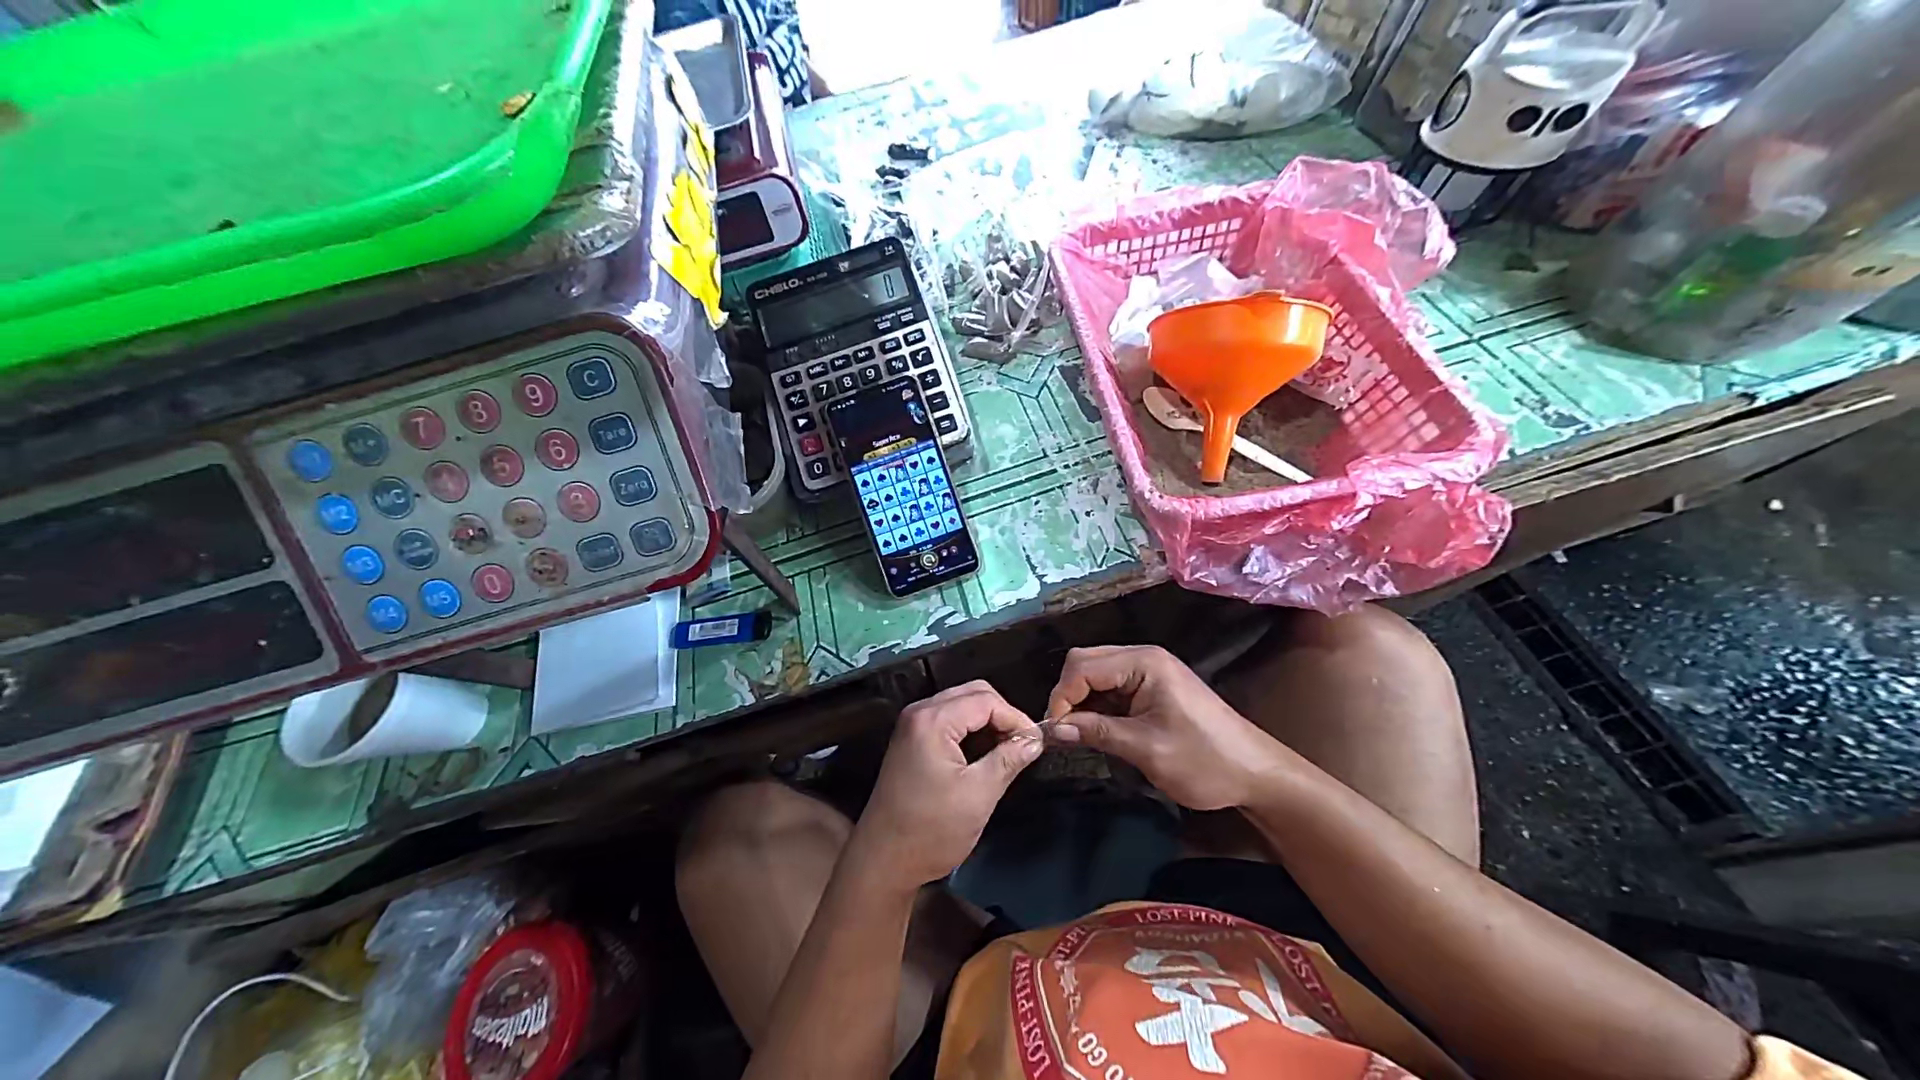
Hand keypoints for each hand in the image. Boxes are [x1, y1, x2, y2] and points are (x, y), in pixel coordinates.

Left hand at [851, 681, 1042, 889]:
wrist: (883, 860)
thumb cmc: (929, 831)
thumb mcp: (978, 795)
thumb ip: (1008, 760)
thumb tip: (1033, 741)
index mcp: (932, 721)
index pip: (985, 700)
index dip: (1015, 718)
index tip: (1035, 743)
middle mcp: (919, 713)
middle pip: (973, 693)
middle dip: (1002, 715)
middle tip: (1023, 745)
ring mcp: (912, 725)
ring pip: (961, 704)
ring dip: (988, 722)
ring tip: (1009, 751)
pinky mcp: (911, 740)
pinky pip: (949, 719)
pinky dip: (971, 730)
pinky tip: (985, 753)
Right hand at [1046, 645, 1289, 810]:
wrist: (1255, 774)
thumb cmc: (1204, 760)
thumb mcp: (1146, 749)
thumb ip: (1097, 732)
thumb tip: (1053, 729)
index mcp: (1144, 663)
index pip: (1082, 666)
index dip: (1062, 697)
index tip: (1055, 732)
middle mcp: (1143, 657)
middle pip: (1085, 663)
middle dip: (1068, 695)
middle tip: (1063, 733)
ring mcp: (1148, 671)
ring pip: (1095, 675)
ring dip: (1081, 702)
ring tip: (1076, 735)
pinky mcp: (1150, 688)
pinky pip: (1110, 688)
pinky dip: (1096, 707)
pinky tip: (1095, 731)